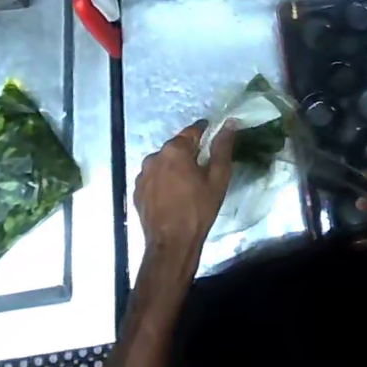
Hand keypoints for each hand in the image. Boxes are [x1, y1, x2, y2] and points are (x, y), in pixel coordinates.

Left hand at [135, 121, 235, 263]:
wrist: (172, 243)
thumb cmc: (198, 208)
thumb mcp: (218, 177)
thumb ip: (223, 147)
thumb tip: (229, 123)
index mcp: (174, 150)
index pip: (192, 131)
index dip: (206, 134)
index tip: (214, 142)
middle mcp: (154, 156)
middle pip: (176, 147)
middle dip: (190, 153)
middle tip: (203, 170)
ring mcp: (142, 174)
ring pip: (164, 162)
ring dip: (175, 167)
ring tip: (187, 185)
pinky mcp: (137, 191)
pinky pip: (154, 178)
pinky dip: (163, 181)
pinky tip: (173, 195)